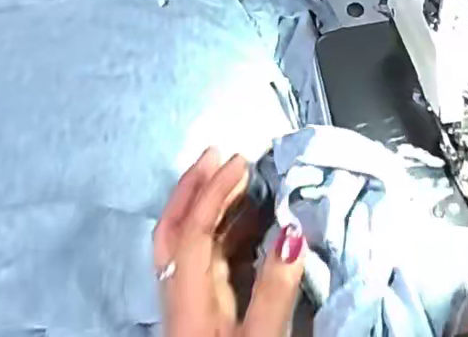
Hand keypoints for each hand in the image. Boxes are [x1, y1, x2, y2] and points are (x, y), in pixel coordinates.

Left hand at [153, 149, 305, 336]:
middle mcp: (174, 291)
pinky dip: (216, 230)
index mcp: (185, 295)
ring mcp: (181, 303)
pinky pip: (199, 257)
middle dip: (194, 184)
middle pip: (174, 225)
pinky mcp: (194, 315)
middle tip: (216, 154)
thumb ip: (274, 289)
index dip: (215, 188)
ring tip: (236, 179)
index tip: (241, 160)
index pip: (192, 226)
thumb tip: (293, 233)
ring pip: (184, 239)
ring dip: (207, 205)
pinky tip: (243, 224)